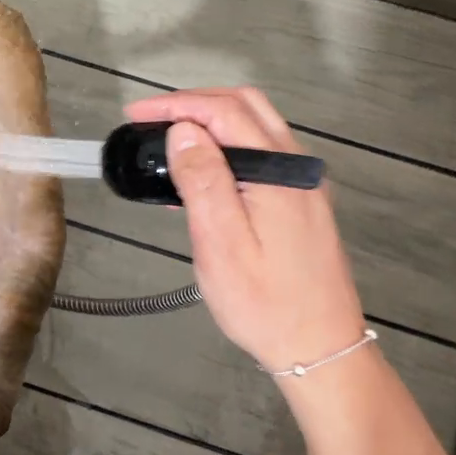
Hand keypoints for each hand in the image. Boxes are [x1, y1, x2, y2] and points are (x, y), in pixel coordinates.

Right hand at [124, 88, 366, 372]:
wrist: (320, 350)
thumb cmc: (263, 302)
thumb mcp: (221, 243)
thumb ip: (203, 180)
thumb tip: (183, 130)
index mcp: (279, 173)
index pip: (224, 113)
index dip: (176, 105)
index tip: (135, 113)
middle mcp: (297, 168)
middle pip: (246, 107)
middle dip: (194, 103)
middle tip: (149, 119)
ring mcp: (303, 184)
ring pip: (256, 126)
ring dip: (210, 121)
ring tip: (166, 142)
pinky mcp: (301, 202)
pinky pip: (261, 153)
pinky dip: (226, 145)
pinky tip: (198, 174)